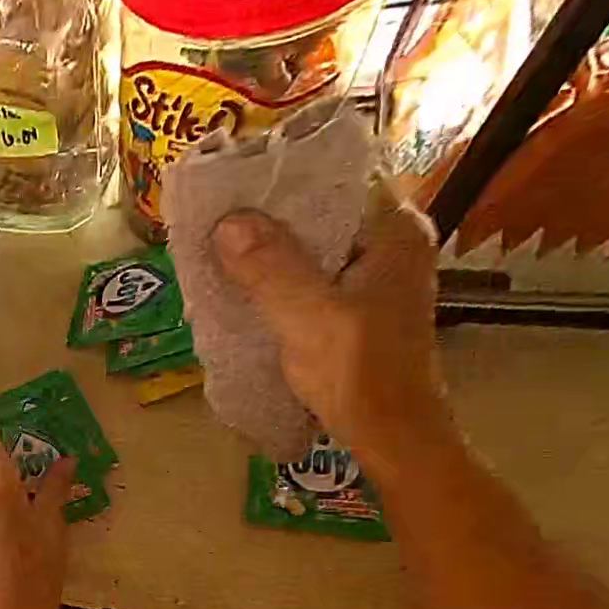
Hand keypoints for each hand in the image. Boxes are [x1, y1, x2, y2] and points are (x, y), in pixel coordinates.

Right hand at [213, 184, 452, 470]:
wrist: (388, 434)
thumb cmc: (359, 374)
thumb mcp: (311, 318)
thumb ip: (272, 269)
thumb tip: (226, 222)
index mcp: (392, 233)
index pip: (339, 177)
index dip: (288, 174)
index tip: (236, 180)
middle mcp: (385, 245)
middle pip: (320, 211)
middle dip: (268, 214)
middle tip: (216, 215)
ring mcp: (369, 277)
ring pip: (310, 245)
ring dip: (266, 248)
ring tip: (218, 246)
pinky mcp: (351, 305)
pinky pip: (306, 275)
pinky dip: (274, 276)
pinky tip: (241, 284)